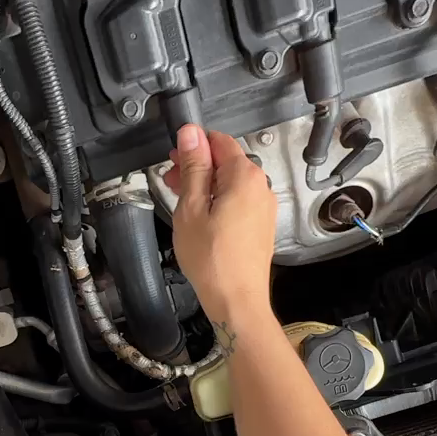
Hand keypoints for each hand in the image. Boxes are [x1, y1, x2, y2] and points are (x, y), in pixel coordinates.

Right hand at [162, 124, 276, 326]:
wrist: (237, 300)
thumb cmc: (213, 261)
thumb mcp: (191, 208)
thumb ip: (193, 167)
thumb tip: (190, 134)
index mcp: (244, 176)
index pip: (218, 141)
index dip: (193, 145)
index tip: (174, 156)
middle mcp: (260, 187)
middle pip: (226, 163)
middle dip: (198, 166)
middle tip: (172, 178)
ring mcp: (264, 208)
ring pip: (231, 184)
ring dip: (206, 186)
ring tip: (181, 200)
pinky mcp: (261, 226)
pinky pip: (239, 203)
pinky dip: (219, 203)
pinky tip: (201, 217)